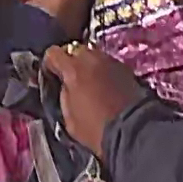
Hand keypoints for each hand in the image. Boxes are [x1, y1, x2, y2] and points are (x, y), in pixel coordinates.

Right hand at [42, 43, 147, 158]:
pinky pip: (106, 63)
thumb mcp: (69, 118)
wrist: (132, 130)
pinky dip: (102, 71)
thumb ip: (64, 95)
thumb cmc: (95, 129)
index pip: (54, 53)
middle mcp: (90, 57)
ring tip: (89, 83)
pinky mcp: (123, 66)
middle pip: (75, 51)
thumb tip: (65, 85)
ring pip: (92, 55)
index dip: (49, 62)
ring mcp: (108, 59)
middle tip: (72, 80)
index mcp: (73, 69)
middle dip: (71, 63)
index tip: (50, 73)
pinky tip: (104, 86)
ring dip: (88, 66)